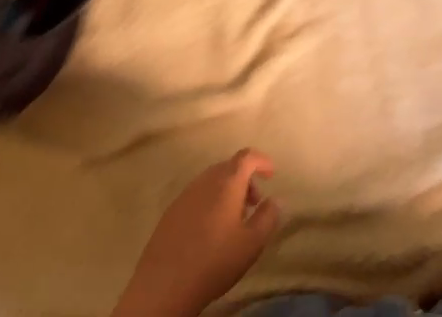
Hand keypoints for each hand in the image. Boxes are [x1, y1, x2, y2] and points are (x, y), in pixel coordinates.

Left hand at [113, 150, 283, 316]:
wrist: (166, 283)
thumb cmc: (215, 260)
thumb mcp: (252, 243)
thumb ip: (268, 217)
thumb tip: (276, 199)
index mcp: (227, 183)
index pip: (247, 157)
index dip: (262, 161)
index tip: (272, 173)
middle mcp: (205, 181)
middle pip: (229, 167)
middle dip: (245, 179)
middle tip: (254, 203)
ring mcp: (185, 195)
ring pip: (211, 181)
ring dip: (227, 191)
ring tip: (234, 218)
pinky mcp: (171, 211)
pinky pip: (197, 195)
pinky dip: (210, 200)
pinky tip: (211, 228)